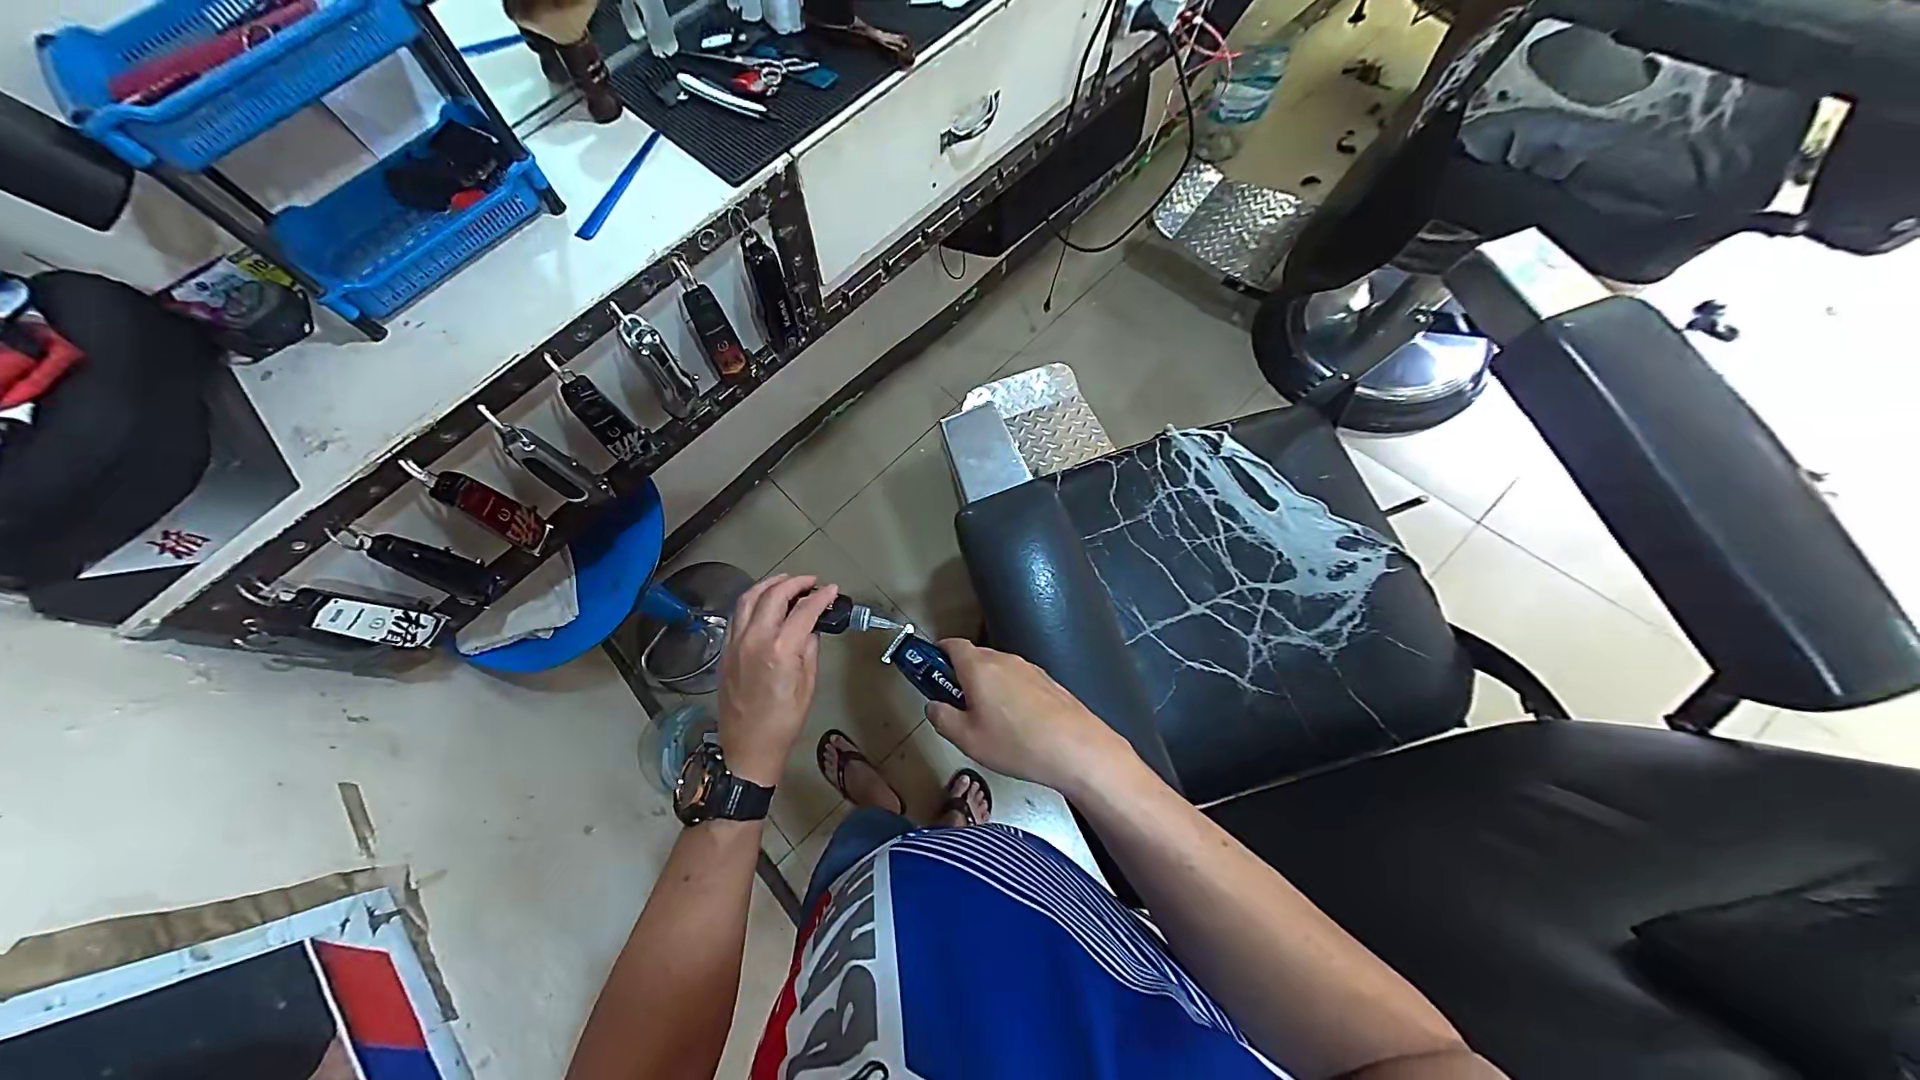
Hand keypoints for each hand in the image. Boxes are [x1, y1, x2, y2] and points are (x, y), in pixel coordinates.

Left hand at [716, 574, 840, 787]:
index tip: (832, 590)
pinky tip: (764, 601)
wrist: (748, 747)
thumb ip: (809, 649)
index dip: (821, 596)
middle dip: (795, 583)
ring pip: (748, 598)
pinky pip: (737, 614)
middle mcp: (754, 639)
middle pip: (774, 595)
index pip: (804, 610)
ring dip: (769, 585)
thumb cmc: (784, 722)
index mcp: (779, 649)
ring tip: (786, 582)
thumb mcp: (807, 684)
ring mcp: (735, 642)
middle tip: (811, 582)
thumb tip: (810, 627)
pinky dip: (752, 600)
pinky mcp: (725, 650)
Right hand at [923, 639, 1138, 796]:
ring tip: (987, 722)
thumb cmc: (1019, 743)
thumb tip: (934, 707)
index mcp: (979, 667)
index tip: (929, 669)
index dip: (937, 654)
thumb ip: (942, 718)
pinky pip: (1019, 683)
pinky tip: (1015, 726)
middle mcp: (1005, 660)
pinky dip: (1010, 696)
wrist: (1077, 749)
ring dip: (987, 687)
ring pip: (998, 671)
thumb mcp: (967, 739)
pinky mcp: (1048, 682)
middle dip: (960, 676)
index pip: (951, 645)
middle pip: (974, 657)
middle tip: (954, 704)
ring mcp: (1029, 669)